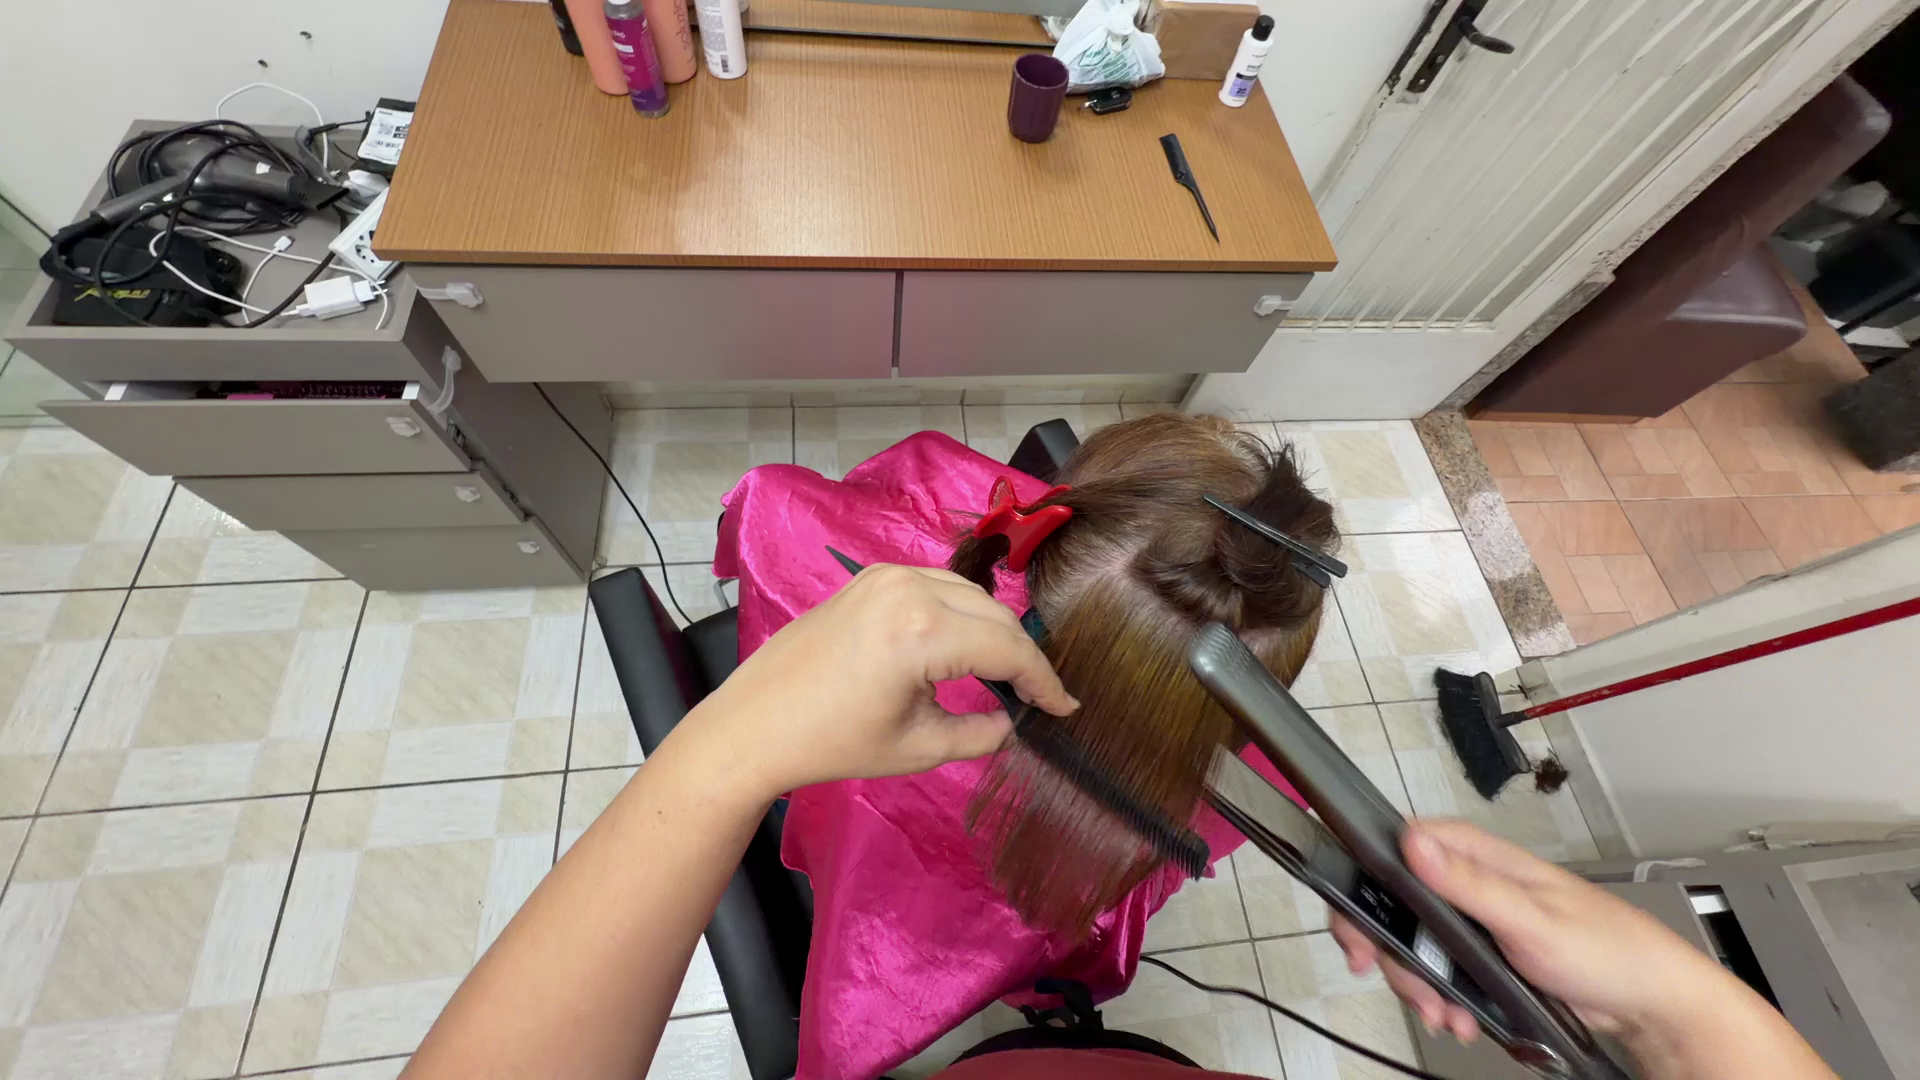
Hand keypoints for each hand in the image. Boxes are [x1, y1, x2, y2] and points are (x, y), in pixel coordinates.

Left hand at [689, 563, 1078, 798]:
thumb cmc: (834, 742)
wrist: (757, 721)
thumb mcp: (917, 747)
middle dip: (1023, 654)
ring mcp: (888, 575)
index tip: (1064, 708)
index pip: (1007, 649)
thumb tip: (1013, 723)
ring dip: (995, 629)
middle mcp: (910, 587)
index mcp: (922, 631)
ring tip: (1006, 672)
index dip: (1043, 680)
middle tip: (1038, 695)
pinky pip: (938, 585)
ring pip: (970, 594)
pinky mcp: (873, 576)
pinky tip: (965, 642)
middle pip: (995, 615)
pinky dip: (962, 610)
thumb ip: (980, 735)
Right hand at [1331, 820, 1727, 1041]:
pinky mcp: (1471, 944)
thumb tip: (1411, 841)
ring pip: (1406, 938)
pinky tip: (1456, 1014)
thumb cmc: (1606, 949)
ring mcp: (1462, 910)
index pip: (1385, 849)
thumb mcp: (1531, 918)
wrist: (1654, 1004)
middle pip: (1389, 902)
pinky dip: (1435, 992)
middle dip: (1391, 954)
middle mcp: (1455, 873)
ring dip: (1416, 982)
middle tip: (1412, 993)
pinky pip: (1432, 962)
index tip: (1359, 936)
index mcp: (1463, 849)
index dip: (1360, 887)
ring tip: (1445, 1016)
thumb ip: (1468, 881)